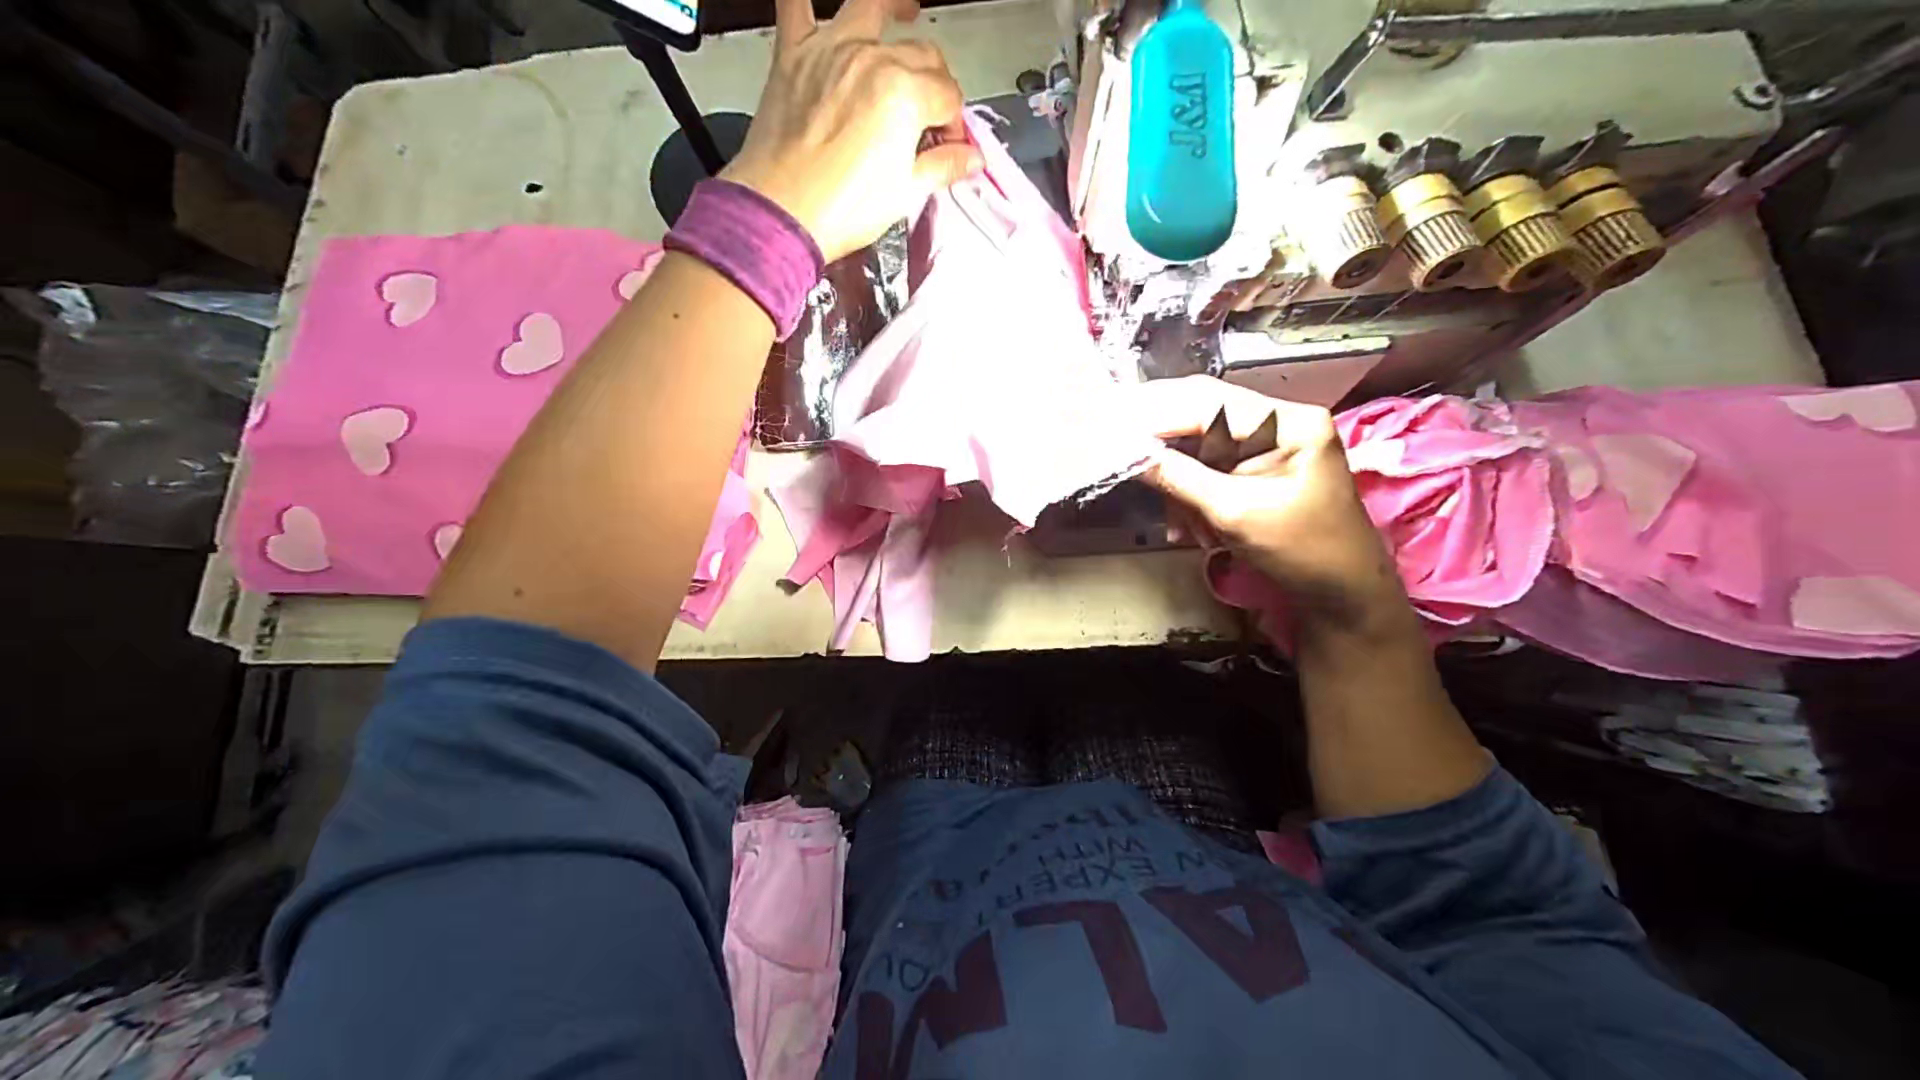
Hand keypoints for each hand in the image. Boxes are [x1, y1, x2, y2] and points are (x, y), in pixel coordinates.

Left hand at [721, 0, 982, 262]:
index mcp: (904, 94)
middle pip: (921, 55)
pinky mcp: (793, 57)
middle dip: (935, 82)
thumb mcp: (904, 193)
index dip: (954, 124)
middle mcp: (870, 60)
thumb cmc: (839, 209)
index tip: (948, 146)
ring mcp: (829, 52)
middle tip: (929, 114)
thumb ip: (942, 165)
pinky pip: (796, 4)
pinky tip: (820, 6)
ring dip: (892, 8)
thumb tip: (969, 158)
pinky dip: (807, 1)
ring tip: (905, 12)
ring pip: (870, 7)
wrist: (781, 214)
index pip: (947, 97)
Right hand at [1130, 376, 1412, 633]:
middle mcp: (1278, 421)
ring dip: (1176, 482)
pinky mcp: (1255, 467)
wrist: (1343, 592)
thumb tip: (1130, 453)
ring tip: (1177, 524)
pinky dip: (1190, 494)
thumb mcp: (1235, 513)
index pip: (1208, 403)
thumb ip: (1179, 478)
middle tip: (1117, 451)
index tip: (1114, 431)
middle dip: (1161, 443)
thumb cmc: (1303, 551)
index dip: (1156, 416)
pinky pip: (1207, 467)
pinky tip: (1189, 527)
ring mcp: (1266, 444)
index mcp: (1288, 422)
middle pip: (1200, 414)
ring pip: (1197, 444)